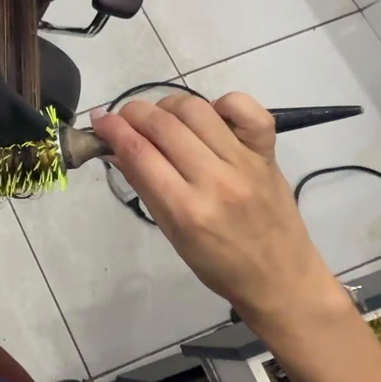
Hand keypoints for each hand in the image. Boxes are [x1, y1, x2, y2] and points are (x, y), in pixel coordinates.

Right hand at [92, 93, 346, 330]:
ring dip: (167, 106)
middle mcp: (215, 181)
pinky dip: (224, 102)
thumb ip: (143, 185)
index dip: (112, 129)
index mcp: (186, 210)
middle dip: (133, 113)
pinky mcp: (268, 154)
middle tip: (124, 119)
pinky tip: (210, 115)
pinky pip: (249, 111)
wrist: (281, 279)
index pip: (139, 152)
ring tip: (162, 118)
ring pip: (196, 110)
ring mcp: (245, 164)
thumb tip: (114, 147)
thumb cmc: (217, 264)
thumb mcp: (170, 232)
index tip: (99, 120)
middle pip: (162, 125)